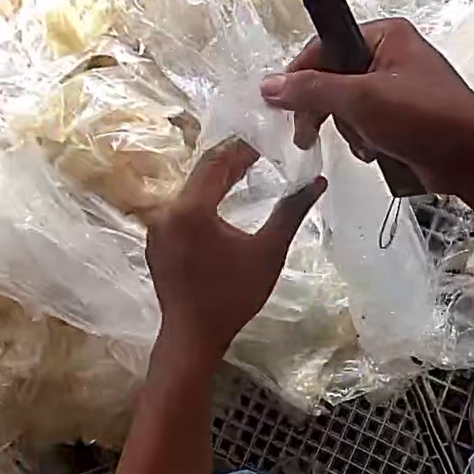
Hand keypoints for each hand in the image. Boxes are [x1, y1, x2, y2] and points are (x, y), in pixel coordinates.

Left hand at [146, 140, 325, 357]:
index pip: (217, 162)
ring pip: (191, 190)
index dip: (242, 147)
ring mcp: (157, 226)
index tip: (267, 139)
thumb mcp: (268, 252)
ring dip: (219, 179)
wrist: (194, 335)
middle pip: (202, 173)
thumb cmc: (233, 296)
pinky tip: (224, 201)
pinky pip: (182, 208)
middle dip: (232, 161)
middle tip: (263, 150)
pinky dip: (205, 199)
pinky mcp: (157, 239)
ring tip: (248, 170)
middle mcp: (166, 211)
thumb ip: (290, 212)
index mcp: (190, 210)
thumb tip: (317, 181)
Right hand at [259, 17, 473, 196]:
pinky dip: (365, 141)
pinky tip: (377, 152)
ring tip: (366, 144)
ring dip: (350, 130)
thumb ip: (313, 90)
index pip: (325, 47)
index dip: (300, 77)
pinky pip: (366, 125)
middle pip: (333, 79)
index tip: (281, 103)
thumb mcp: (363, 99)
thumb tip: (270, 86)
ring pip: (348, 107)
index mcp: (385, 36)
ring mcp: (397, 90)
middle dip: (326, 110)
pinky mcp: (402, 119)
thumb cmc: (428, 119)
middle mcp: (390, 57)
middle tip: (307, 136)